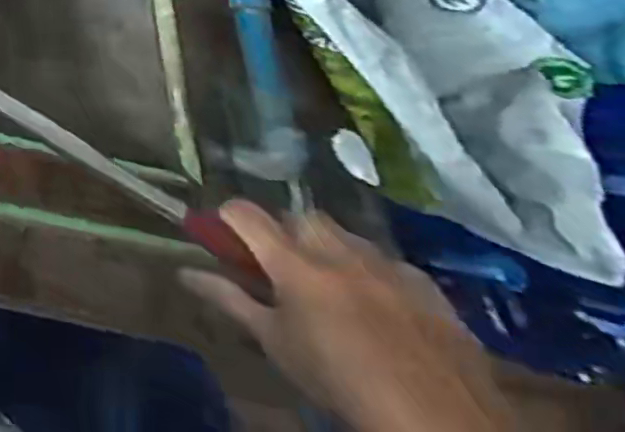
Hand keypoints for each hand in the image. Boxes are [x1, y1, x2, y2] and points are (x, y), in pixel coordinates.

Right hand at [181, 201, 511, 431]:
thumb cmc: (339, 380)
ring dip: (327, 245)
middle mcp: (338, 253)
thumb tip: (183, 272)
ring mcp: (388, 268)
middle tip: (278, 261)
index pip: (244, 213)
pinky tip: (378, 299)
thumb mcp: (275, 343)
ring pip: (346, 234)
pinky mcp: (430, 290)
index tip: (223, 236)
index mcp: (293, 263)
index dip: (227, 217)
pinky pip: (390, 261)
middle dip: (283, 228)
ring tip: (327, 278)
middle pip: (299, 215)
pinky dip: (373, 269)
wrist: (441, 423)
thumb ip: (230, 299)